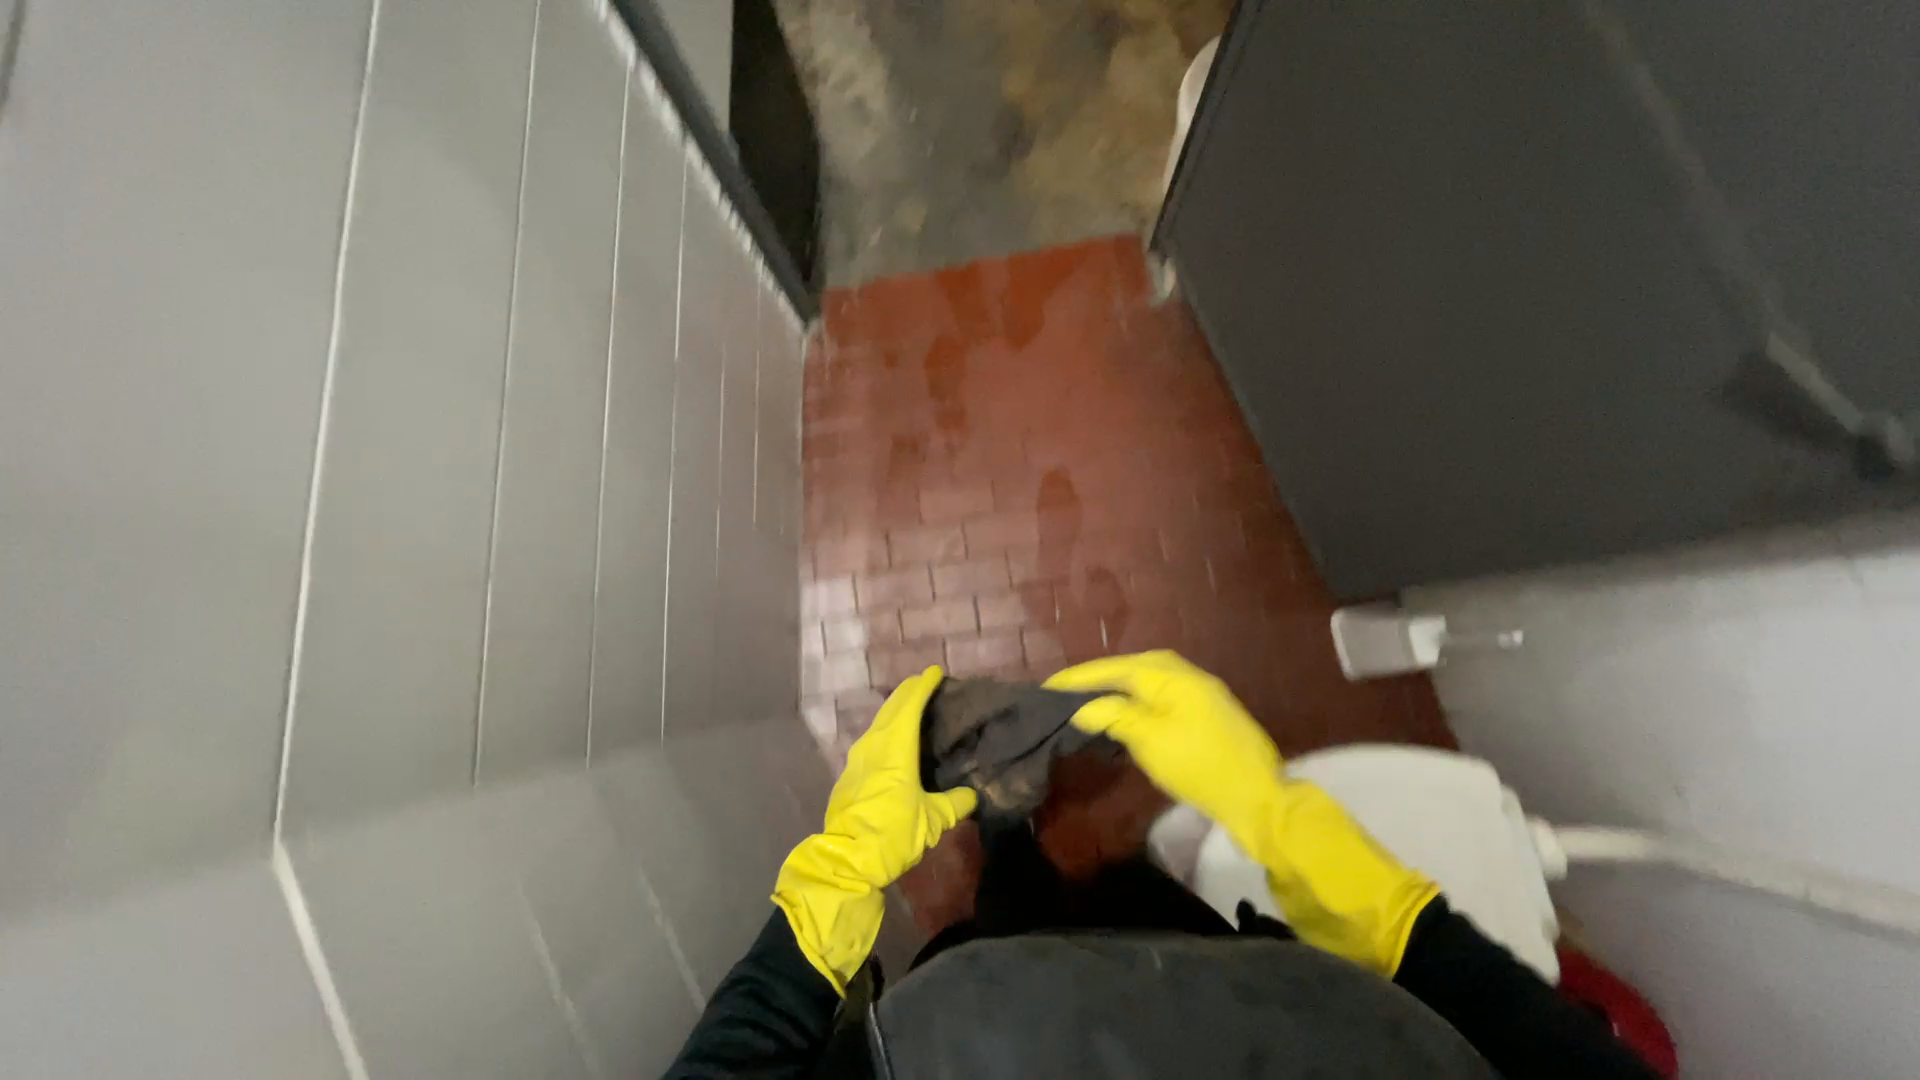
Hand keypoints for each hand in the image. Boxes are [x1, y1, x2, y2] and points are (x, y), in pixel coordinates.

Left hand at [772, 667, 977, 992]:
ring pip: (878, 723)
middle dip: (909, 693)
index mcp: (895, 747)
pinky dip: (885, 732)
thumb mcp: (933, 821)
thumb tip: (973, 794)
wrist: (848, 860)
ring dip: (895, 712)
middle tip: (926, 684)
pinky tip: (894, 742)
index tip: (935, 672)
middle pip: (892, 708)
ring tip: (912, 709)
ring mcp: (857, 758)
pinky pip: (871, 741)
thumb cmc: (893, 833)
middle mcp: (874, 744)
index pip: (910, 705)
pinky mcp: (850, 774)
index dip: (923, 686)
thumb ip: (955, 803)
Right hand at [1044, 650, 1284, 844]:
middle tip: (1067, 689)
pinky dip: (1138, 697)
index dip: (1080, 678)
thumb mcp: (1150, 741)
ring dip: (1119, 685)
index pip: (1116, 669)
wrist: (1259, 798)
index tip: (1048, 686)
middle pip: (1133, 666)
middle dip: (1099, 676)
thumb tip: (1083, 707)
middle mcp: (1187, 674)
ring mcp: (1200, 692)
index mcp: (1172, 676)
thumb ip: (1115, 716)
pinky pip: (1162, 693)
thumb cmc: (1200, 766)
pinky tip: (1126, 709)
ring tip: (1090, 697)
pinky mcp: (1207, 711)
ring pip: (1149, 678)